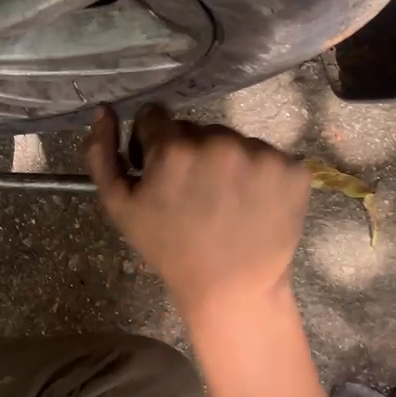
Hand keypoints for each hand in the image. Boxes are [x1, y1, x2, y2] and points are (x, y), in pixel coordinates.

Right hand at [84, 104, 309, 326]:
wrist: (231, 286)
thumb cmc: (167, 246)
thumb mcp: (118, 204)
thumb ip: (101, 153)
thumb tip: (104, 110)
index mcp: (174, 148)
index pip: (155, 116)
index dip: (149, 142)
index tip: (156, 170)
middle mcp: (220, 141)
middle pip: (194, 129)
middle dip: (186, 151)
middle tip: (189, 191)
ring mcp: (262, 154)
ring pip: (230, 140)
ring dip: (222, 160)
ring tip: (221, 198)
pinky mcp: (294, 168)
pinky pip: (265, 156)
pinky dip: (256, 173)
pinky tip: (249, 201)